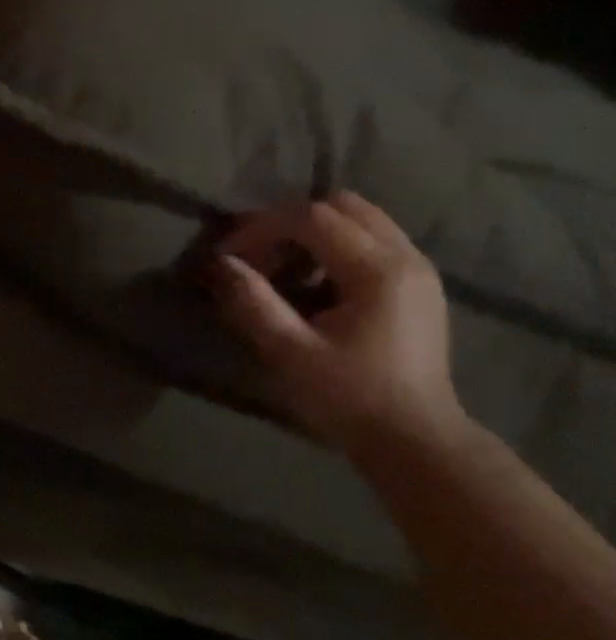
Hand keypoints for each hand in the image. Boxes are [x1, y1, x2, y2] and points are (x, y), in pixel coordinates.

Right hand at [207, 192, 466, 452]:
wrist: (409, 432)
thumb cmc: (345, 395)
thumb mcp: (288, 352)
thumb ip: (253, 303)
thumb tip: (221, 264)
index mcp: (377, 270)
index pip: (314, 218)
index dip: (261, 227)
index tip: (224, 255)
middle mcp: (406, 256)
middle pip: (343, 206)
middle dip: (288, 223)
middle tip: (251, 259)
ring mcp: (418, 269)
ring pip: (362, 220)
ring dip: (312, 234)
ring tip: (278, 273)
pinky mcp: (417, 285)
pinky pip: (374, 242)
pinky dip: (334, 249)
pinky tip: (311, 286)